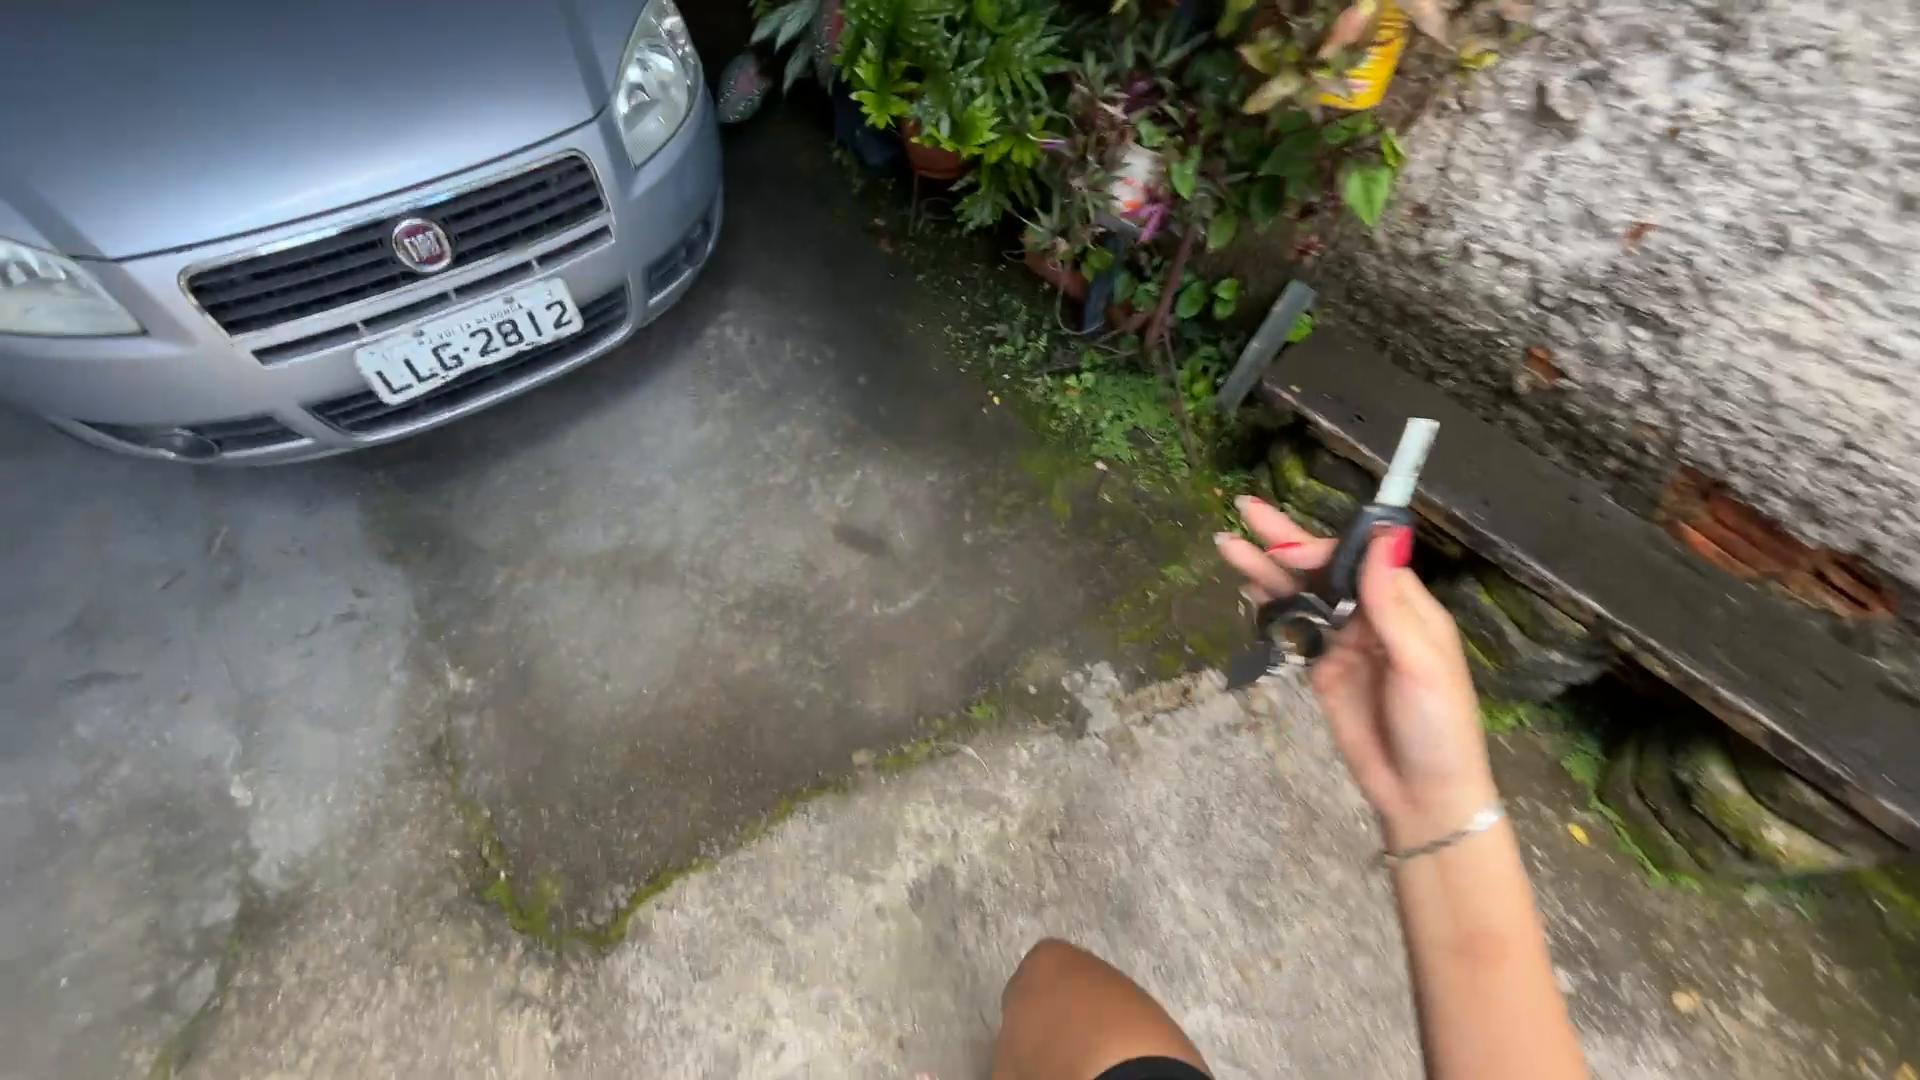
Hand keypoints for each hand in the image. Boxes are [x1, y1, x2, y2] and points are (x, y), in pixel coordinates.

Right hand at [1216, 497, 1496, 847]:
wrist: (1421, 793)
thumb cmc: (1436, 726)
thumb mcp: (1421, 662)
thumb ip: (1392, 600)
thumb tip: (1386, 532)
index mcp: (1402, 606)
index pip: (1354, 560)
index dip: (1316, 550)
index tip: (1282, 549)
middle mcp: (1370, 615)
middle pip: (1321, 569)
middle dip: (1283, 540)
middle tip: (1244, 509)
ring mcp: (1343, 641)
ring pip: (1300, 594)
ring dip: (1266, 570)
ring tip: (1228, 544)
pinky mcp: (1322, 667)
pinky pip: (1293, 626)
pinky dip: (1270, 605)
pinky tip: (1247, 588)